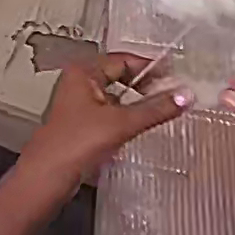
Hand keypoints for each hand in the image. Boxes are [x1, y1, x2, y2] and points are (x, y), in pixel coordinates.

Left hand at [17, 52, 187, 186]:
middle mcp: (77, 83)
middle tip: (173, 93)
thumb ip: (156, 108)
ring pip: (114, 95)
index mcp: (82, 73)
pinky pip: (109, 112)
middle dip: (145, 84)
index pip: (122, 60)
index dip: (149, 67)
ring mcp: (77, 103)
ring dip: (136, 101)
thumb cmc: (77, 142)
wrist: (49, 175)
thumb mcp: (121, 123)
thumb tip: (185, 95)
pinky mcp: (80, 123)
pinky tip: (140, 126)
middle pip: (118, 76)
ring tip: (163, 109)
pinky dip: (125, 115)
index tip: (176, 75)